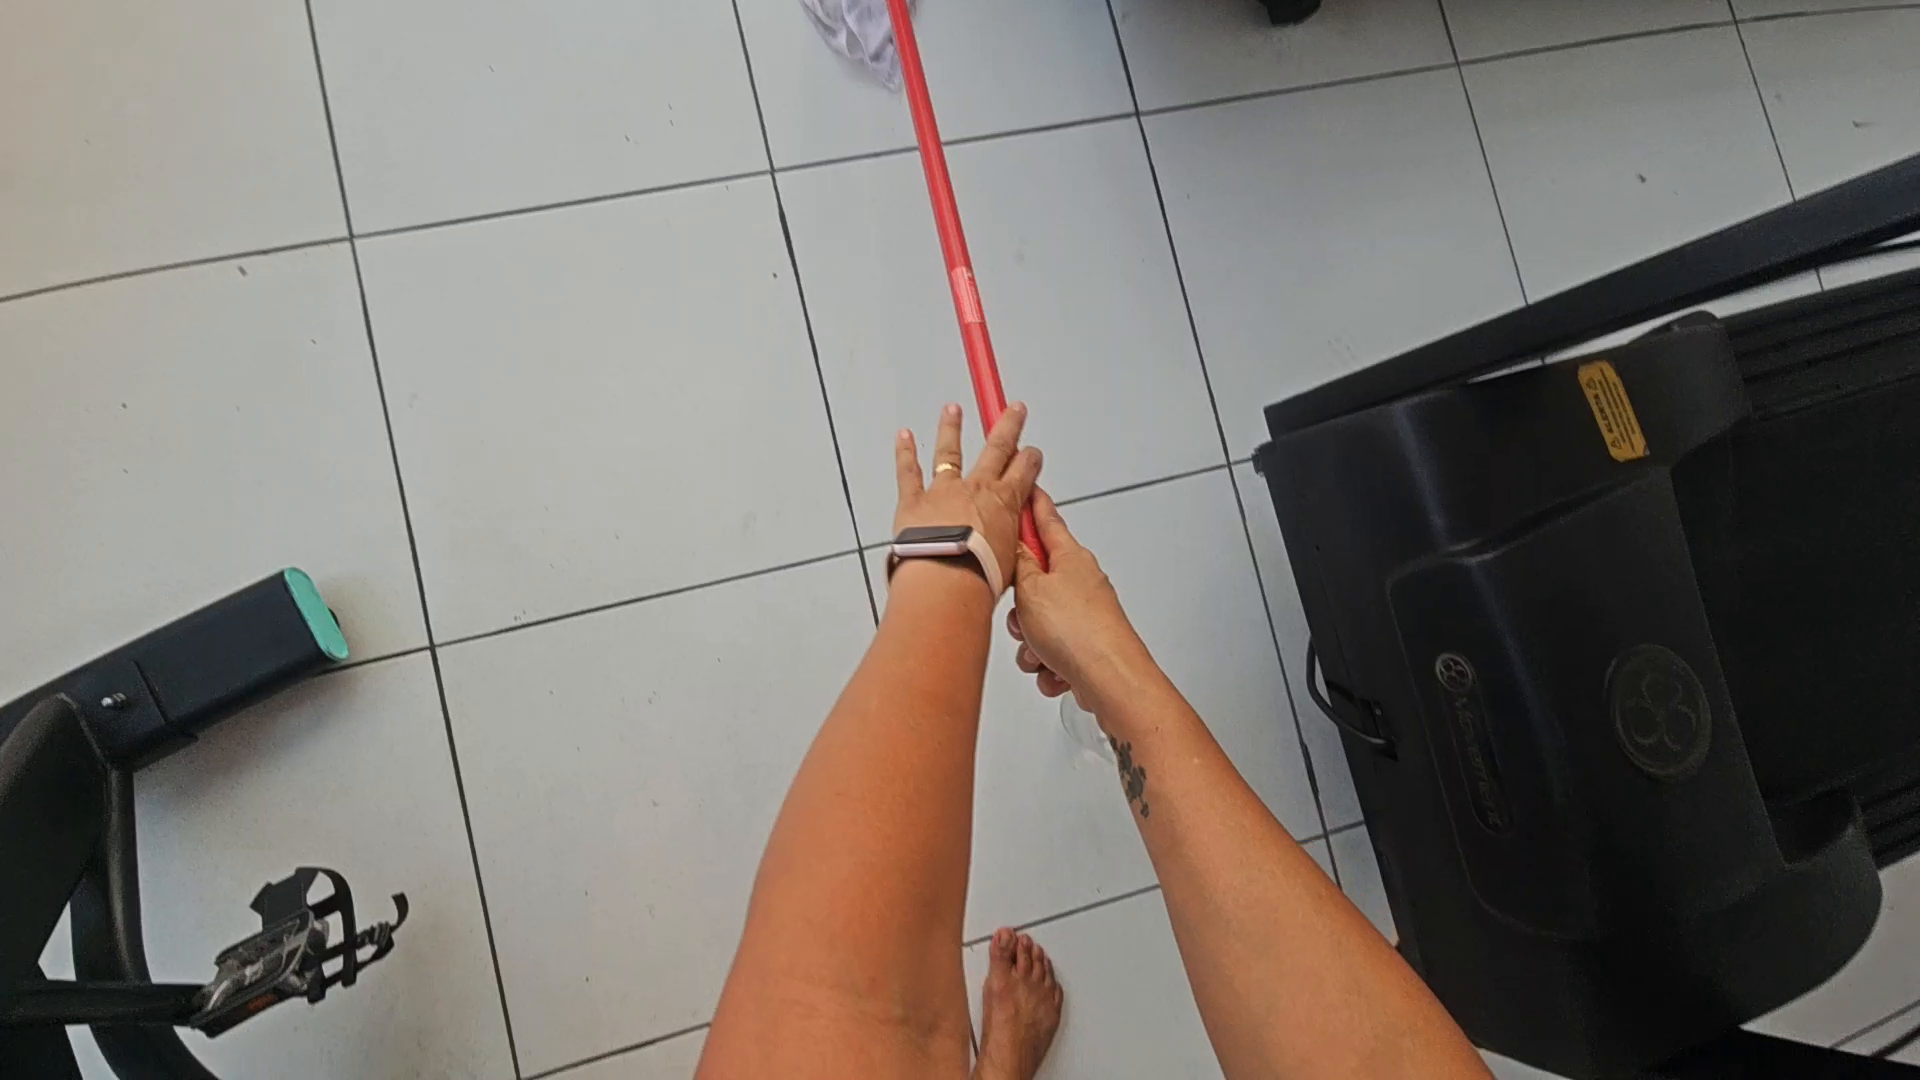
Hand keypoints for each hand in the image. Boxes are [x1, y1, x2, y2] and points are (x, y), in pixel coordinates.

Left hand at [894, 402, 1042, 593]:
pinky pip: (908, 471)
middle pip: (997, 448)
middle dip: (1008, 426)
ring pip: (950, 452)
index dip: (1030, 458)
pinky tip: (904, 436)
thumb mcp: (1011, 561)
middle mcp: (976, 489)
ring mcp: (943, 491)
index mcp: (1004, 502)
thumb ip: (1010, 545)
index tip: (1032, 450)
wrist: (946, 578)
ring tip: (953, 409)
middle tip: (1014, 409)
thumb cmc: (979, 576)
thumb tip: (1011, 547)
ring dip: (952, 428)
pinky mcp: (914, 501)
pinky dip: (905, 452)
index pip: (1024, 471)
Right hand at [1007, 488, 1149, 711]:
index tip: (1027, 485)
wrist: (1110, 679)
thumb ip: (1018, 565)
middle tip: (1020, 616)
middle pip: (1035, 581)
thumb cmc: (1080, 631)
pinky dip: (1047, 664)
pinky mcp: (1084, 646)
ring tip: (1040, 651)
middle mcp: (1080, 582)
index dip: (1033, 503)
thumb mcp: (1031, 589)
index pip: (1046, 520)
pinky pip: (1050, 652)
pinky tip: (1053, 670)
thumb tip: (1012, 544)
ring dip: (1030, 643)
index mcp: (1070, 558)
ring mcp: (1084, 615)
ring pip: (1038, 623)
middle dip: (1019, 606)